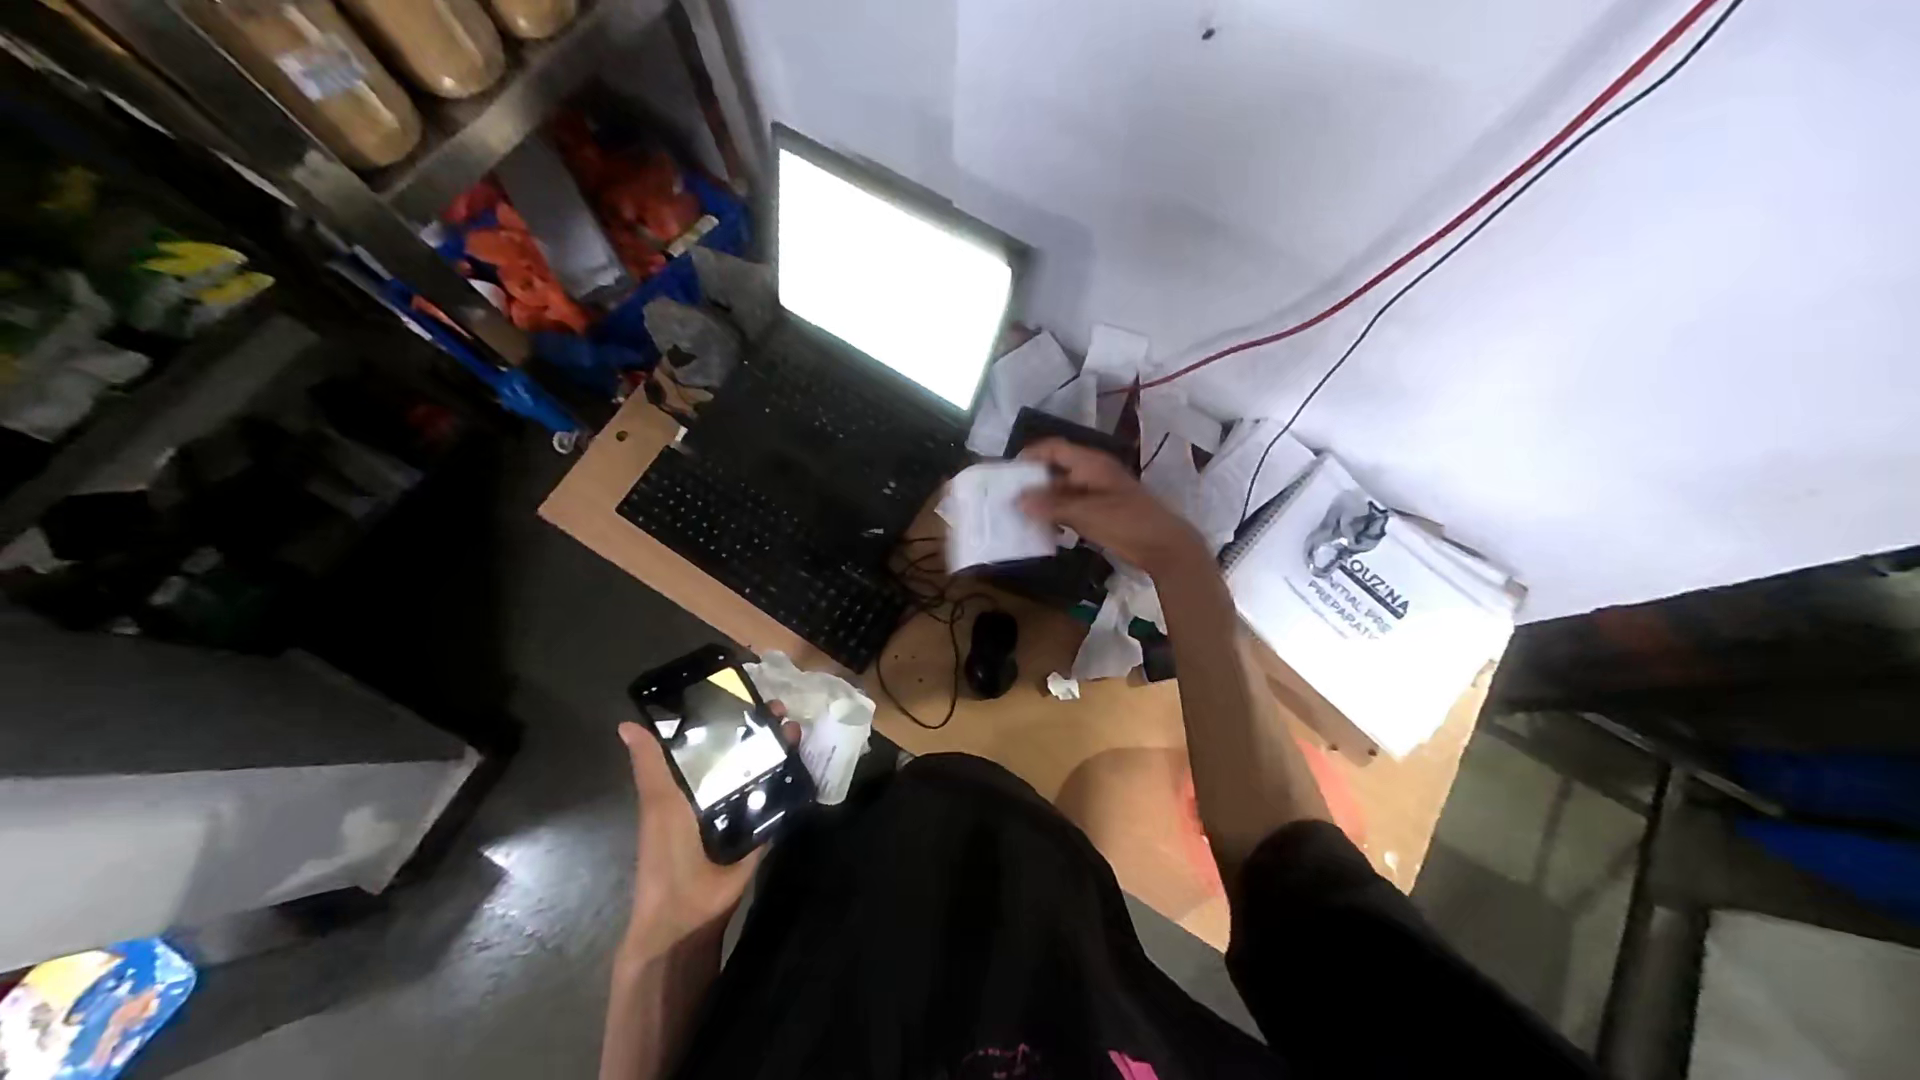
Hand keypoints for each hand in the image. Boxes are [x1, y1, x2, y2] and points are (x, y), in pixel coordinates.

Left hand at [615, 711, 798, 958]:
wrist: (687, 916)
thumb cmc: (666, 854)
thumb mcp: (658, 803)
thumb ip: (651, 767)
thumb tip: (627, 724)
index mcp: (690, 784)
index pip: (713, 740)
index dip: (730, 716)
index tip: (749, 693)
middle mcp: (716, 793)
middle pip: (743, 752)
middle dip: (762, 729)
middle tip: (783, 711)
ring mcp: (741, 812)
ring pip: (762, 771)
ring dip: (779, 750)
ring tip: (797, 731)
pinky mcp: (760, 831)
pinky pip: (777, 799)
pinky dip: (791, 781)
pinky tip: (808, 764)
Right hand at [1018, 438, 1209, 577]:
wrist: (1164, 546)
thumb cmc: (1127, 522)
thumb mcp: (1086, 513)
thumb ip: (1051, 506)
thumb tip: (1018, 500)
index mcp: (1091, 463)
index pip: (1054, 448)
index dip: (1030, 455)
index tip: (1007, 472)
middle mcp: (1092, 472)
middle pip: (1056, 469)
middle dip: (1032, 481)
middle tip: (1007, 496)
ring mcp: (1097, 492)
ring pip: (1062, 490)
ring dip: (1043, 501)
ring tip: (1018, 514)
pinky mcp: (1100, 511)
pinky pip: (1071, 507)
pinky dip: (1056, 514)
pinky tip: (1042, 528)